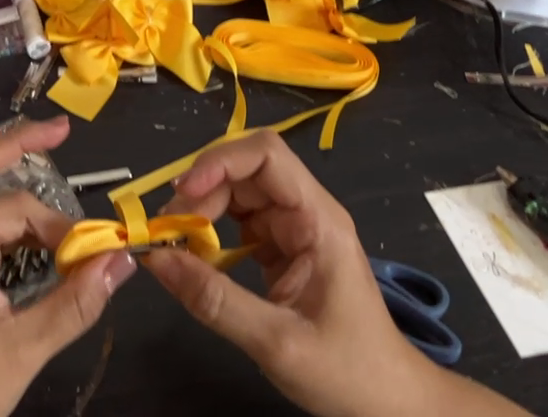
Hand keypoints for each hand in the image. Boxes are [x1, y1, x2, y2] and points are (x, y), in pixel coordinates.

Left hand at [0, 117, 137, 416]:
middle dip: (54, 222)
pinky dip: (31, 253)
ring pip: (7, 225)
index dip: (19, 140)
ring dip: (46, 239)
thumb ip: (74, 304)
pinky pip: (0, 246)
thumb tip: (122, 262)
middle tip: (99, 252)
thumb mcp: (22, 351)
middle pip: (6, 204)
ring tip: (84, 265)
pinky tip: (60, 271)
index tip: (63, 130)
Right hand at [144, 130, 526, 416]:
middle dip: (201, 190)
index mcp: (318, 219)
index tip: (182, 193)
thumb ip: (215, 300)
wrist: (392, 405)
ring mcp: (294, 229)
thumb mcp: (277, 343)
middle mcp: (305, 212)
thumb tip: (155, 258)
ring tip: (175, 241)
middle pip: (244, 171)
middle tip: (168, 229)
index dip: (219, 162)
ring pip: (237, 193)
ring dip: (202, 209)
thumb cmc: (348, 372)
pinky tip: (195, 257)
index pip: (266, 156)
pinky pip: (238, 222)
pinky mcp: (282, 248)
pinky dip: (210, 232)